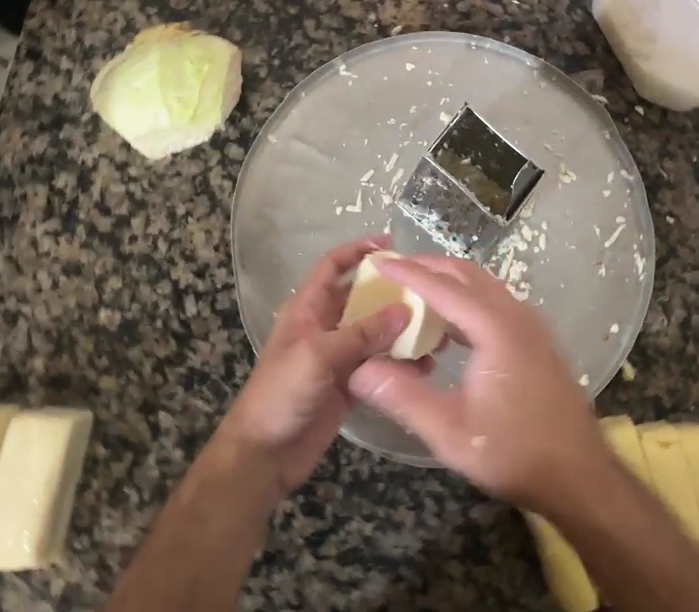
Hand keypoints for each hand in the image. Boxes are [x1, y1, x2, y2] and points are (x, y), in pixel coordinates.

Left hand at [220, 235, 408, 494]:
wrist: (264, 454)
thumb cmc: (281, 394)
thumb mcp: (319, 355)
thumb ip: (362, 333)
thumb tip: (404, 311)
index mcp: (307, 309)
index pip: (332, 267)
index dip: (357, 251)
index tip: (389, 243)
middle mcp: (323, 327)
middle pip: (360, 298)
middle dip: (390, 292)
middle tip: (427, 289)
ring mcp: (337, 357)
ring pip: (374, 333)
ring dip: (400, 329)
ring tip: (435, 328)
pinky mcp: (348, 386)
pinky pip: (378, 365)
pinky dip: (399, 362)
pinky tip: (424, 365)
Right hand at [347, 255, 606, 511]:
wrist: (579, 473)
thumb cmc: (514, 452)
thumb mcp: (450, 431)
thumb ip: (402, 396)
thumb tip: (359, 370)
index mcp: (496, 327)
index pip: (443, 287)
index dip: (408, 272)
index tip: (378, 262)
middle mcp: (516, 315)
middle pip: (467, 274)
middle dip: (429, 266)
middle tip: (393, 270)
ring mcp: (531, 325)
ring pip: (484, 286)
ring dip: (449, 281)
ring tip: (414, 292)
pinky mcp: (536, 340)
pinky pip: (495, 302)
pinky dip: (467, 299)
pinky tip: (448, 326)